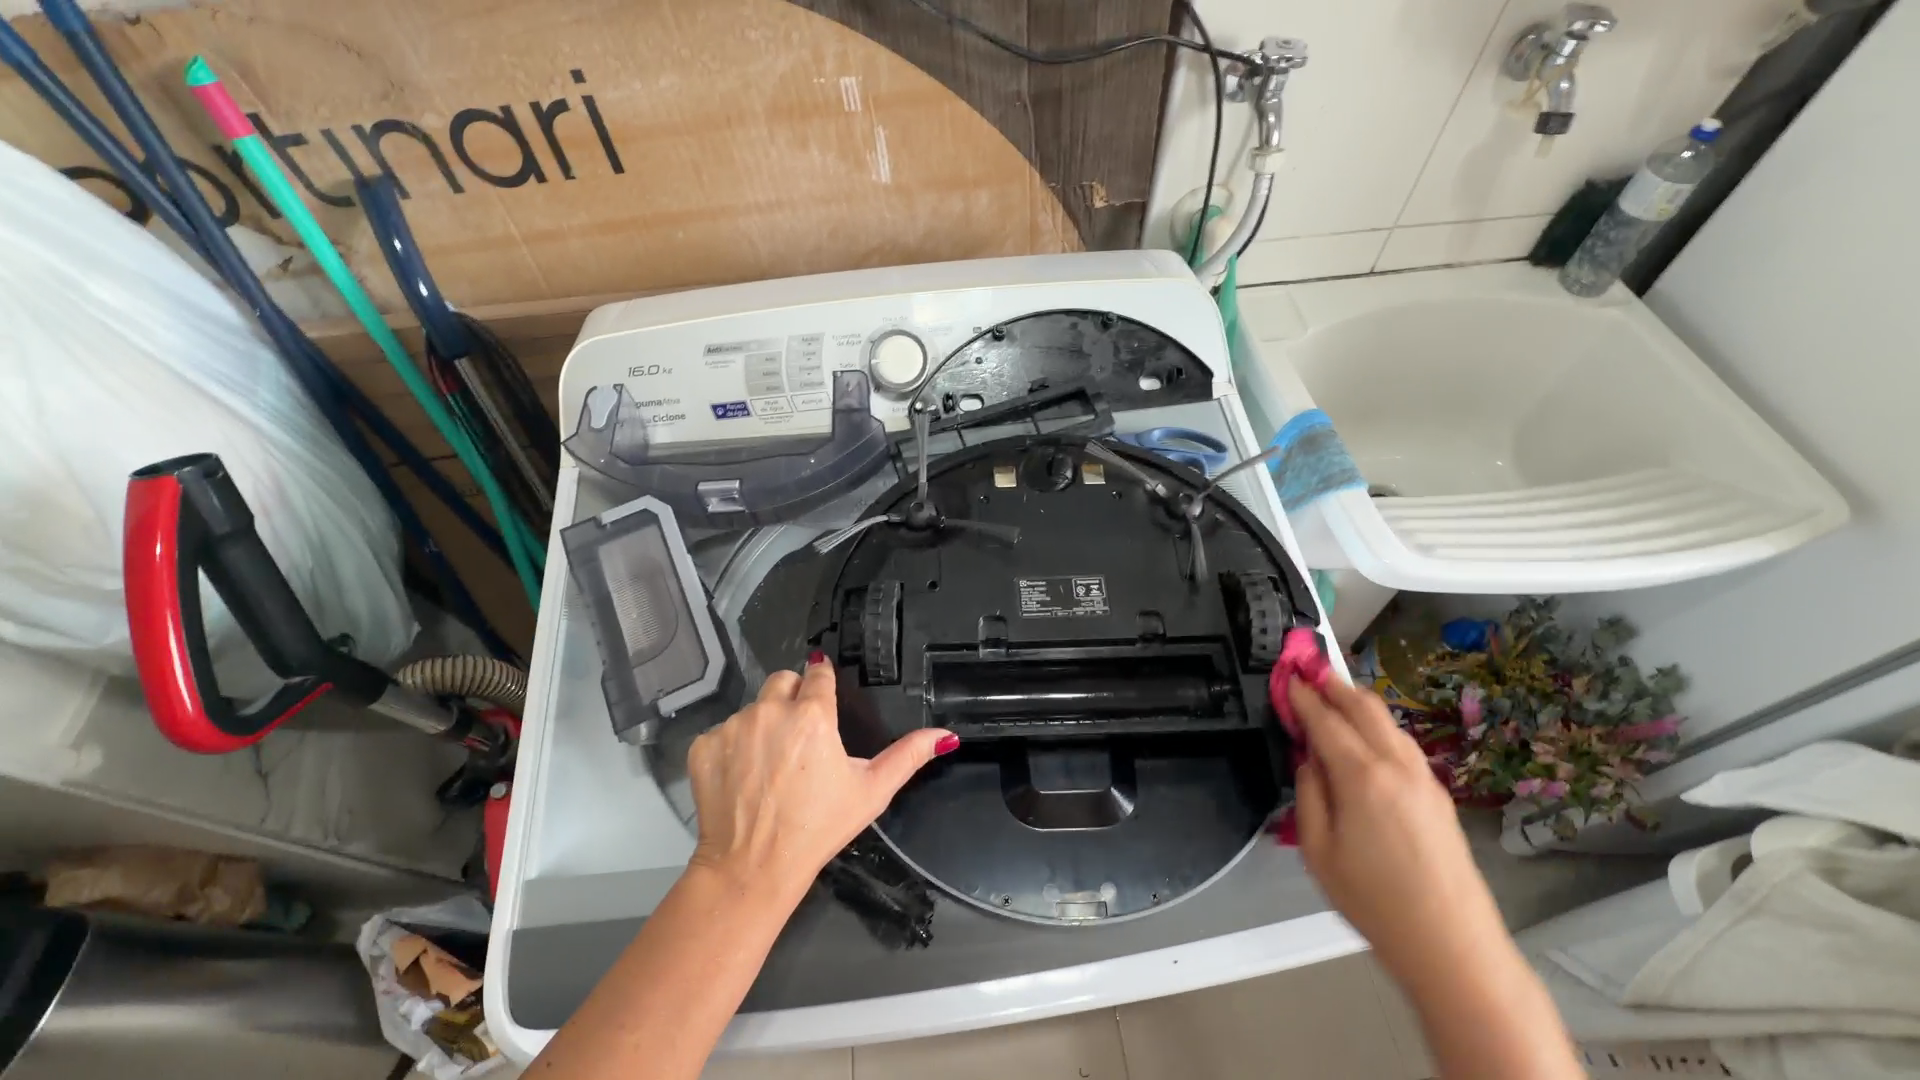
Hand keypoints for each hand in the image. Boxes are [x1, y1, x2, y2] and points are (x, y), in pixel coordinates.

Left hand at [685, 653, 956, 900]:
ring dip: (763, 726)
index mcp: (813, 714)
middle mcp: (770, 710)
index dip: (822, 685)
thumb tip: (946, 734)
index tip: (823, 701)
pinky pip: (722, 733)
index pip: (818, 673)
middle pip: (783, 681)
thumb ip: (909, 755)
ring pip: (753, 708)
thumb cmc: (819, 828)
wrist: (753, 867)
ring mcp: (732, 727)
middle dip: (793, 699)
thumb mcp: (871, 791)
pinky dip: (732, 749)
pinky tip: (744, 780)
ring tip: (771, 768)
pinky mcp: (704, 746)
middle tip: (800, 739)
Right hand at [1287, 677, 1507, 989]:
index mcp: (1362, 777)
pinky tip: (1366, 737)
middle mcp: (1397, 766)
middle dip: (1334, 684)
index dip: (1303, 695)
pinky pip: (1403, 743)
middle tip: (1310, 671)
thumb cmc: (1373, 900)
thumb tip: (1308, 760)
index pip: (1325, 720)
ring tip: (1334, 697)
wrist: (1449, 941)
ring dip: (1358, 703)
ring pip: (1388, 722)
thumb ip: (1308, 794)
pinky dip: (1378, 726)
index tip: (1287, 676)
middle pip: (1364, 707)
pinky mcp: (1438, 795)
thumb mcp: (1317, 850)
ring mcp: (1424, 778)